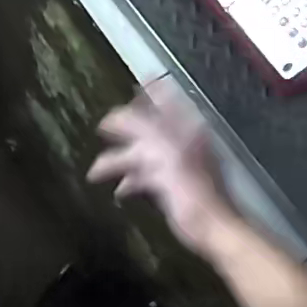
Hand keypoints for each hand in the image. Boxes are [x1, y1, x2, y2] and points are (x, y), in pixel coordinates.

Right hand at [87, 80, 235, 250]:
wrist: (211, 227)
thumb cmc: (194, 191)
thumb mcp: (165, 155)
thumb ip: (142, 131)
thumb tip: (119, 114)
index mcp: (184, 131)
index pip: (167, 101)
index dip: (151, 90)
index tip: (139, 79)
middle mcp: (182, 143)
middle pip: (149, 128)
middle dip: (124, 128)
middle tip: (103, 126)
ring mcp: (178, 165)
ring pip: (144, 154)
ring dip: (119, 160)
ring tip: (96, 169)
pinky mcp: (173, 186)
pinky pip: (147, 177)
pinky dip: (131, 181)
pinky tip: (119, 190)